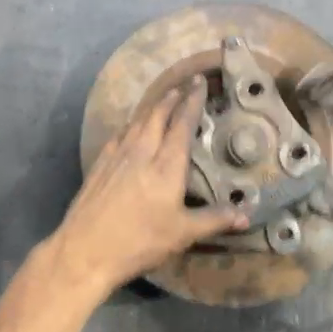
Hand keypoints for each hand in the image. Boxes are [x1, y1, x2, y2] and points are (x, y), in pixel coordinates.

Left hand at [48, 77, 247, 294]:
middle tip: (184, 85)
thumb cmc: (140, 241)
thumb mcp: (183, 234)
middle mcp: (141, 151)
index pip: (182, 124)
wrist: (85, 249)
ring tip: (163, 99)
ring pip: (137, 122)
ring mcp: (117, 156)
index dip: (192, 101)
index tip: (199, 82)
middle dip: (172, 98)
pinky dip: (131, 124)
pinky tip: (131, 127)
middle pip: (157, 115)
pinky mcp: (99, 165)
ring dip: (152, 107)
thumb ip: (215, 220)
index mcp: (166, 164)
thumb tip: (247, 214)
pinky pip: (119, 134)